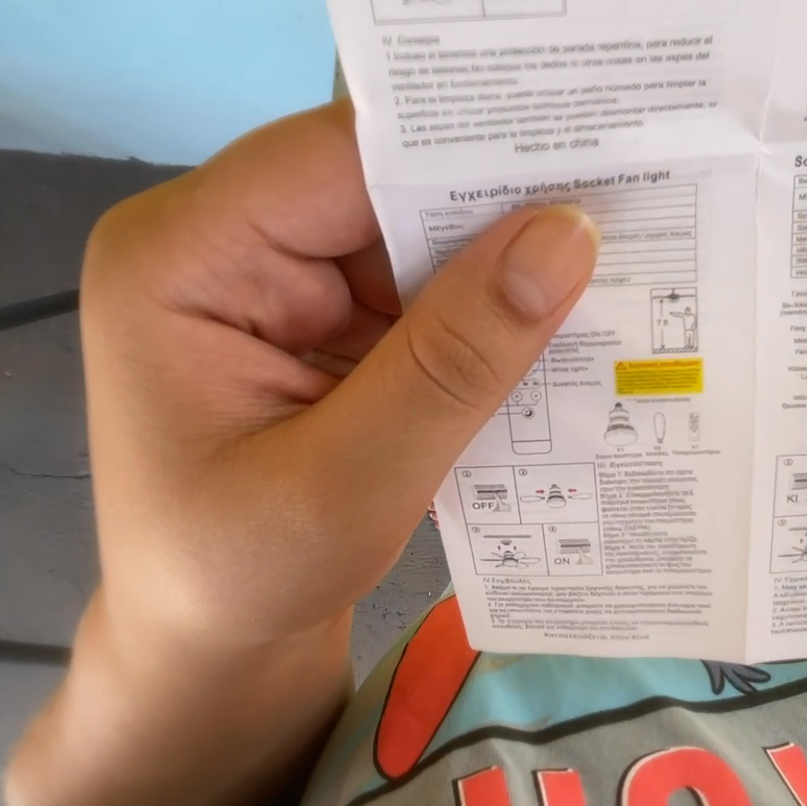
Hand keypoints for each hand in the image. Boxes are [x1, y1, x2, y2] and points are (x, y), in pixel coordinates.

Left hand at [4, 103, 599, 805]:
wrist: (213, 649)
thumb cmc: (244, 579)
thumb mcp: (351, 481)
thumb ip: (454, 360)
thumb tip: (567, 236)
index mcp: (184, 258)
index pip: (337, 161)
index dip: (462, 156)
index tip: (586, 160)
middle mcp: (225, 248)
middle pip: (381, 192)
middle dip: (493, 216)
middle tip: (622, 213)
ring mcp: (276, 287)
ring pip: (413, 243)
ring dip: (498, 272)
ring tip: (604, 278)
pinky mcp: (319, 328)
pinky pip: (418, 296)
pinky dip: (482, 318)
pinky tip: (547, 334)